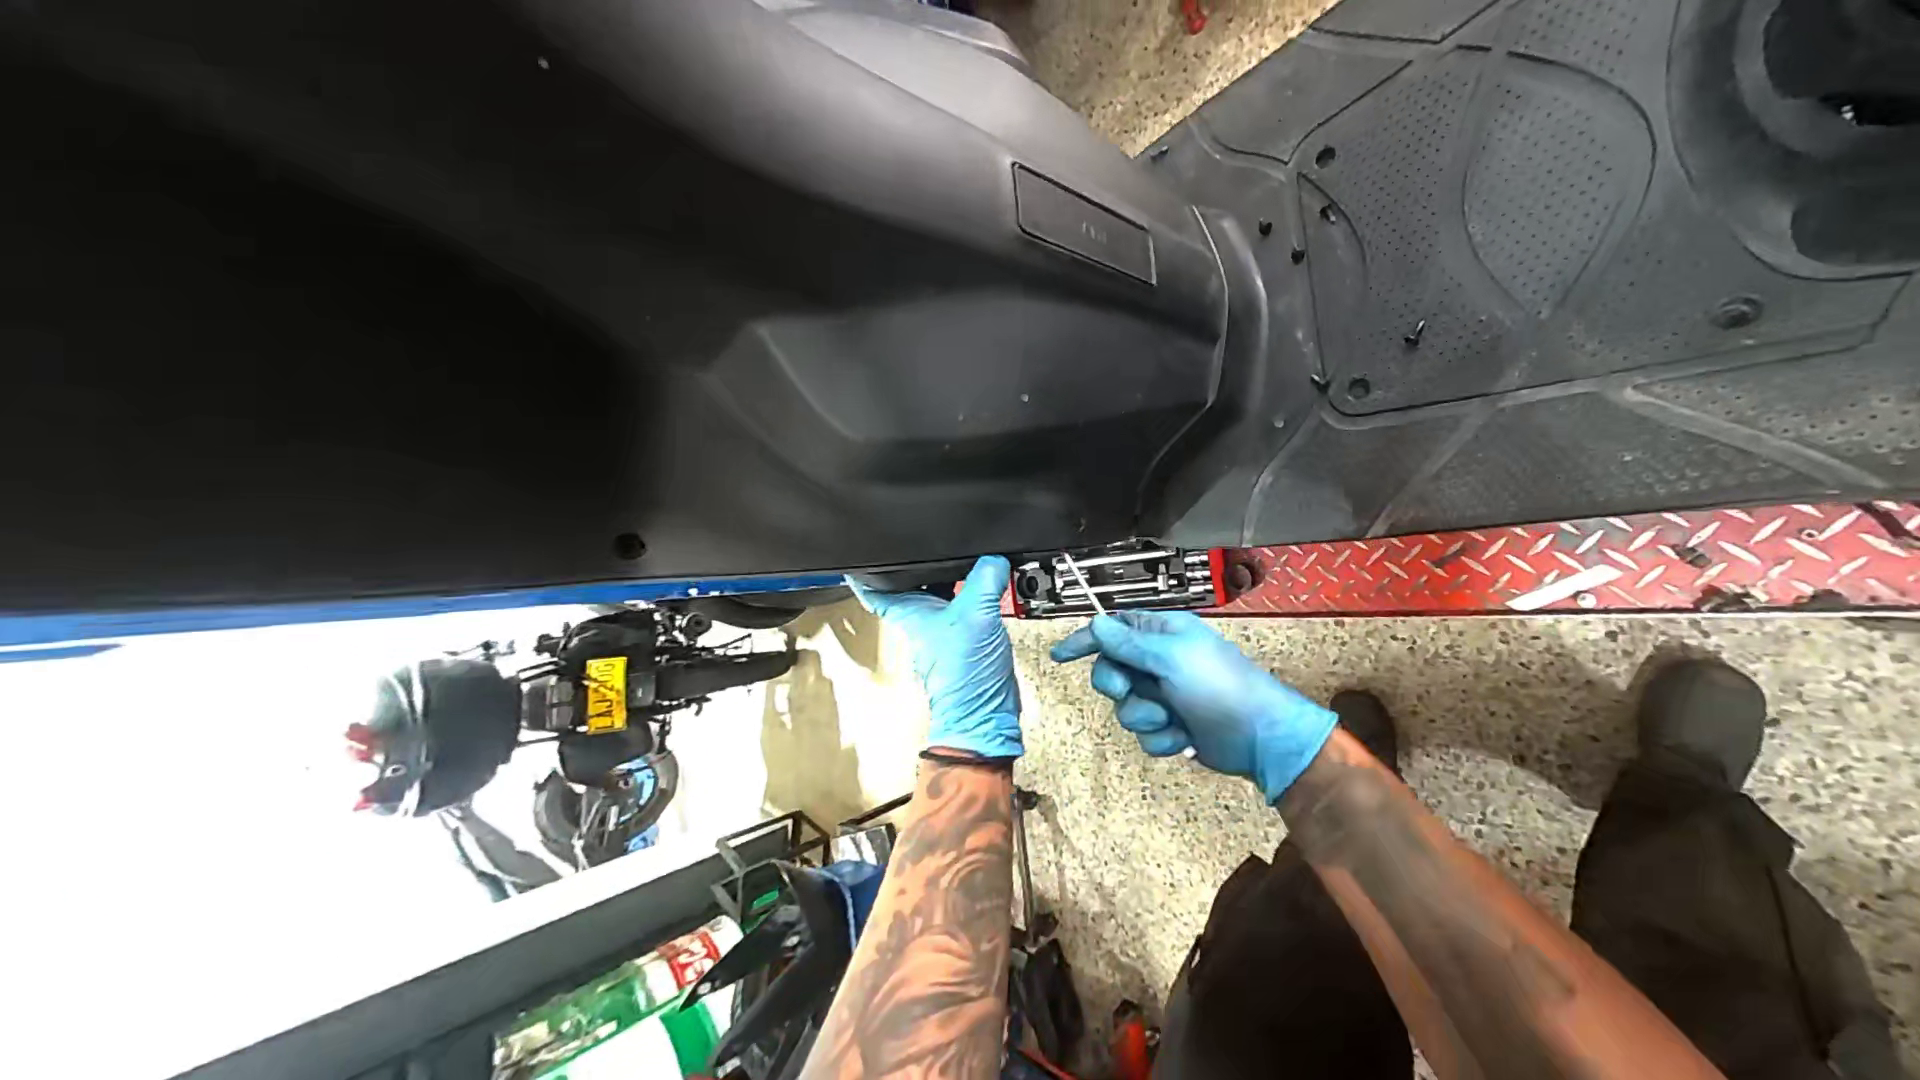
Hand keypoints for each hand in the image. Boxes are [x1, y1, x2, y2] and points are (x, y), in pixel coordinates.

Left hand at [847, 556, 1021, 758]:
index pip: (876, 590)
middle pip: (912, 588)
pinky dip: (976, 598)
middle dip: (919, 568)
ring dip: (951, 581)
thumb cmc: (964, 676)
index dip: (866, 572)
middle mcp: (924, 623)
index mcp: (911, 614)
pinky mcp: (967, 643)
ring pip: (941, 598)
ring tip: (963, 560)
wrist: (986, 713)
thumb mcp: (975, 613)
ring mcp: (945, 634)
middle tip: (925, 548)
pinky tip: (989, 590)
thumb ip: (984, 579)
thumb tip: (994, 559)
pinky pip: (967, 612)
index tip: (861, 557)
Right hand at [1049, 611, 1335, 801]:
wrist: (1261, 737)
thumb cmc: (1218, 687)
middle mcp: (1160, 661)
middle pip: (1111, 671)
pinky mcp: (1173, 725)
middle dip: (1118, 686)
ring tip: (1172, 719)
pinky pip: (1145, 733)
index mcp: (1162, 634)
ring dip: (1145, 717)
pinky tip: (1185, 738)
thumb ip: (1128, 642)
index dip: (1085, 641)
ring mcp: (1166, 695)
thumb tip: (1096, 623)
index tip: (1060, 656)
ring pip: (1126, 707)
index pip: (1112, 630)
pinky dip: (1162, 738)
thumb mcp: (1170, 658)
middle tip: (1129, 690)